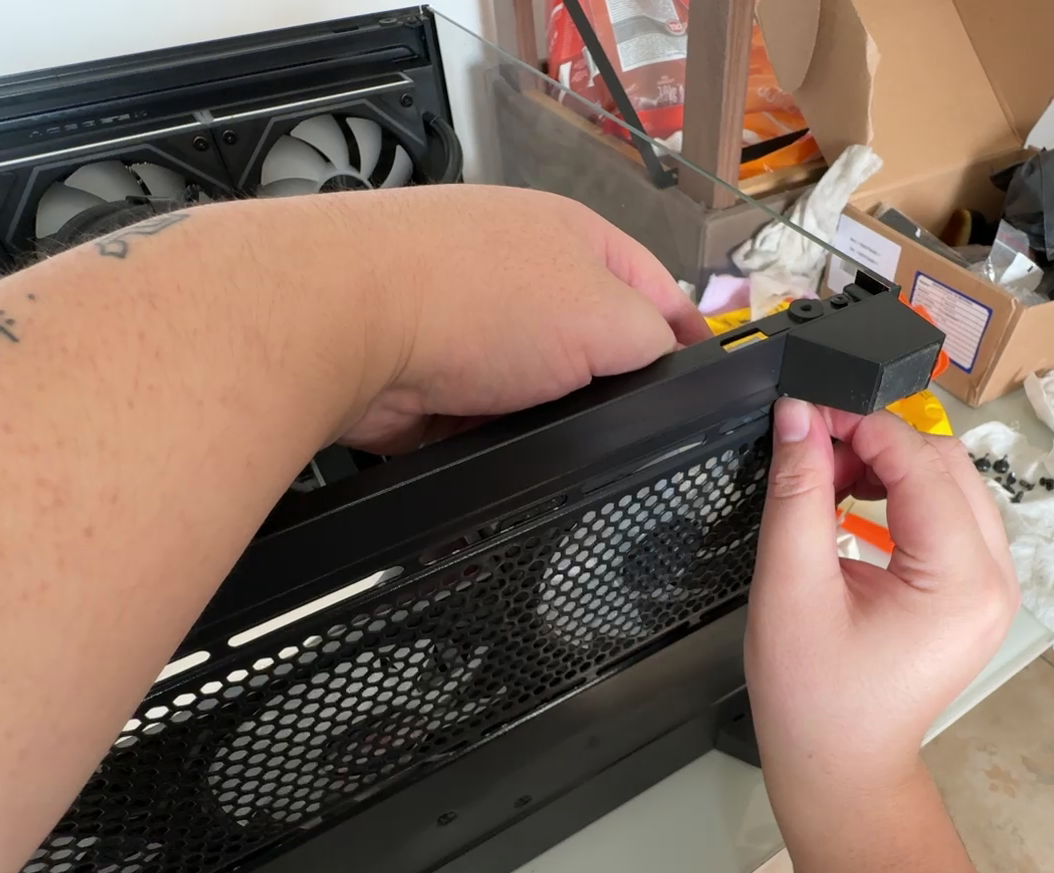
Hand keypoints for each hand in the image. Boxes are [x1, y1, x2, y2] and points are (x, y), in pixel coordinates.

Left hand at [294, 186, 709, 452]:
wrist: (349, 327)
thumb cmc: (481, 300)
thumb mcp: (604, 314)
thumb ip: (654, 340)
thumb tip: (664, 359)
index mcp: (577, 242)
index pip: (658, 293)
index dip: (688, 342)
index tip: (704, 390)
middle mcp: (528, 277)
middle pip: (596, 346)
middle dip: (611, 389)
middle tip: (632, 433)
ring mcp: (480, 327)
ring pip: (544, 390)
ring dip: (551, 417)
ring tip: (563, 445)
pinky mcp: (442, 377)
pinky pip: (497, 418)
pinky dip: (505, 435)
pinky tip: (510, 449)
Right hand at [744, 400, 1018, 805]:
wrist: (839, 767)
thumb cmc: (810, 693)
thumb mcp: (790, 588)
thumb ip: (797, 494)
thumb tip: (797, 414)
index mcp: (961, 580)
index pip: (920, 462)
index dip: (860, 423)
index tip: (802, 411)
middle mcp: (996, 576)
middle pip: (946, 464)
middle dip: (875, 443)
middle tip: (809, 456)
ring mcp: (992, 586)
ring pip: (949, 484)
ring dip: (886, 467)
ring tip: (825, 484)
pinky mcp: (973, 593)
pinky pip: (945, 517)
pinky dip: (897, 497)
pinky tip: (852, 507)